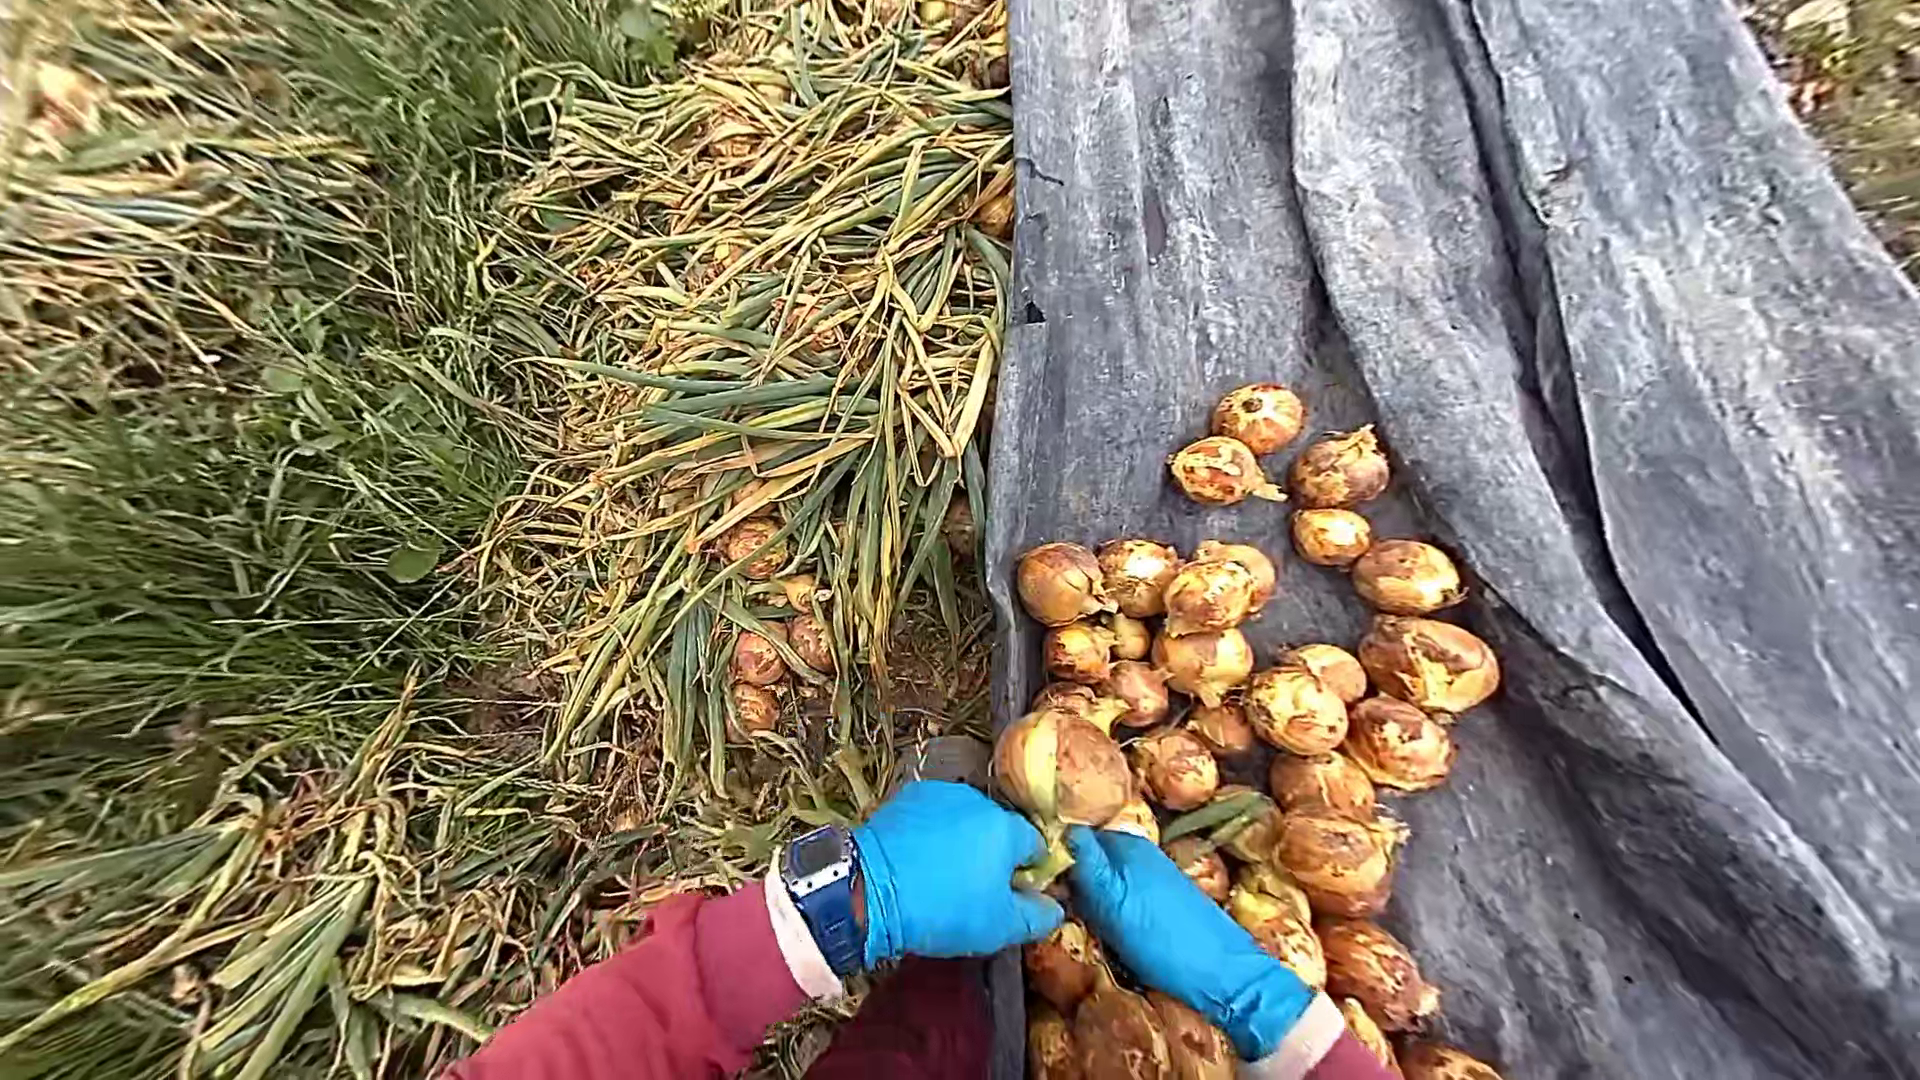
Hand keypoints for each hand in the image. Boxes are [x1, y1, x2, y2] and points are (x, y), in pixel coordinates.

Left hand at [852, 781, 1064, 966]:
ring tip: (943, 871)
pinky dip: (935, 829)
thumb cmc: (944, 908)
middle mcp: (979, 799)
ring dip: (964, 838)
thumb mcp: (998, 927)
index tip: (1012, 894)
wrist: (873, 886)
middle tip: (975, 887)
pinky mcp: (913, 793)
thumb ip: (1036, 916)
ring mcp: (944, 792)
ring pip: (967, 818)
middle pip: (999, 828)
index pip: (1034, 844)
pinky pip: (936, 812)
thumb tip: (1055, 907)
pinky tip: (920, 854)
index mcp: (1006, 828)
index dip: (1027, 871)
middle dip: (994, 853)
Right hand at [1066, 826, 1312, 1060]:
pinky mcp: (1161, 898)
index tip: (1038, 877)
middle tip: (1060, 906)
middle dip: (1071, 878)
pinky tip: (1110, 931)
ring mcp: (1151, 874)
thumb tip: (1055, 823)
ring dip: (1089, 898)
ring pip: (1103, 878)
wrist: (1228, 979)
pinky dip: (1110, 910)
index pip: (1073, 832)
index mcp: (1123, 842)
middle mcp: (1136, 851)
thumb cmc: (1162, 938)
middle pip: (1087, 856)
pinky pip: (1121, 894)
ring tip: (1084, 921)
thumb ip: (1084, 861)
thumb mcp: (1113, 900)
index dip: (1053, 852)